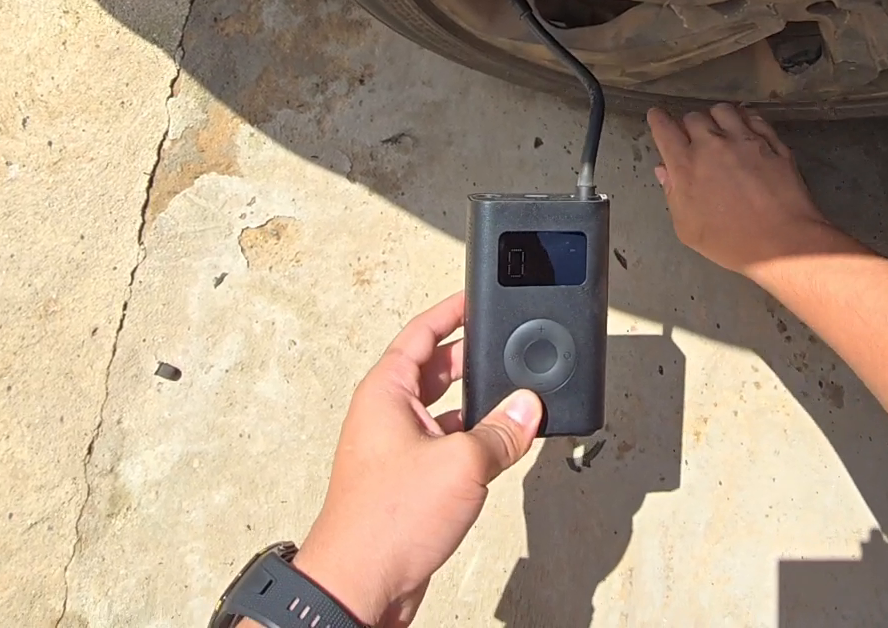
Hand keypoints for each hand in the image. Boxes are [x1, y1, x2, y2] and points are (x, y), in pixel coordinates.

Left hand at [290, 292, 541, 627]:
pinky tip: (497, 446)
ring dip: (474, 404)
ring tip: (509, 398)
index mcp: (387, 391)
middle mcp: (388, 413)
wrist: (359, 589)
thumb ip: (502, 431)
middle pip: (435, 368)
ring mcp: (396, 447)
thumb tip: (528, 408)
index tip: (475, 298)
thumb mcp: (461, 463)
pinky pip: (445, 442)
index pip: (421, 332)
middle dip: (470, 358)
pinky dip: (471, 438)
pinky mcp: (408, 478)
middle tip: (503, 347)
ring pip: (443, 407)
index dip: (450, 311)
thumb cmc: (385, 521)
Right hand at [647, 103, 858, 275]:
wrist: (783, 243)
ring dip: (716, 117)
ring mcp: (745, 140)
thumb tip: (664, 170)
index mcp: (686, 165)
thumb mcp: (688, 228)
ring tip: (719, 130)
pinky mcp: (771, 143)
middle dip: (688, 125)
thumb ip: (672, 194)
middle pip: (693, 117)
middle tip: (693, 139)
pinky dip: (744, 119)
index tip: (657, 116)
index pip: (664, 129)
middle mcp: (713, 144)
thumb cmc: (731, 243)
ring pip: (723, 110)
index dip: (658, 119)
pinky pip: (753, 118)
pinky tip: (745, 130)